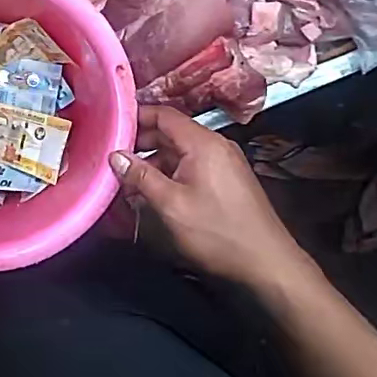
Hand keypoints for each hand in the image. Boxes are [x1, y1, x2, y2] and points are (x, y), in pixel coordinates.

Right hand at [109, 106, 319, 292]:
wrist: (266, 262)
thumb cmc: (217, 231)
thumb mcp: (170, 204)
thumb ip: (140, 176)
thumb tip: (115, 156)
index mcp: (203, 144)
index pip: (164, 115)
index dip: (135, 117)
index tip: (110, 128)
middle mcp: (215, 145)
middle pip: (170, 131)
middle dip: (140, 143)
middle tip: (112, 158)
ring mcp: (223, 161)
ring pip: (178, 150)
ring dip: (152, 161)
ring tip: (128, 181)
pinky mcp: (225, 178)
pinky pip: (190, 164)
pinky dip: (169, 172)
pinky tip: (152, 192)